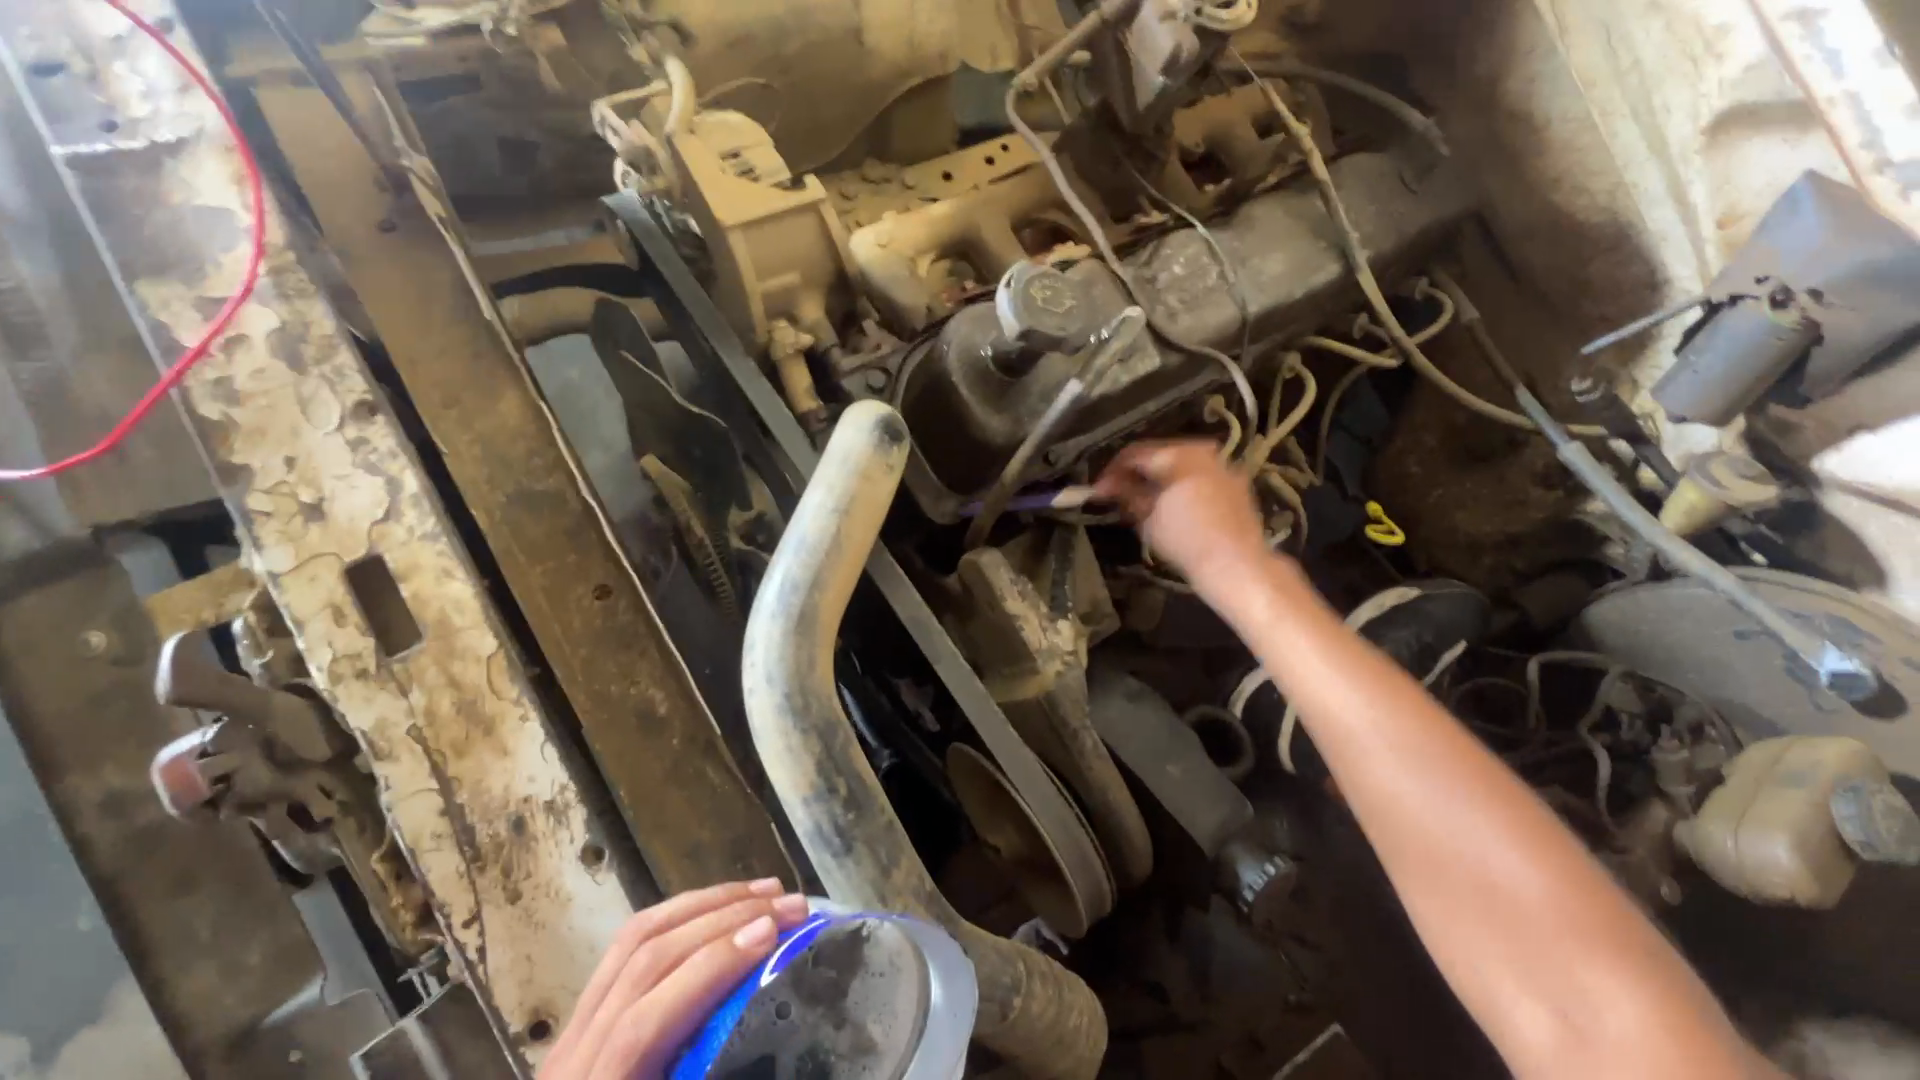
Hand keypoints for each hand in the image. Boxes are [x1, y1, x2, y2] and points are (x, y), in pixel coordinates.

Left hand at [540, 879, 812, 1079]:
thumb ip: (717, 1075)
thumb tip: (779, 1037)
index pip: (647, 1021)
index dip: (710, 970)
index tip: (772, 935)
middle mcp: (575, 1056)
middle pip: (644, 961)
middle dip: (723, 920)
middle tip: (791, 904)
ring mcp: (573, 1032)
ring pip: (634, 940)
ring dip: (706, 906)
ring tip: (765, 892)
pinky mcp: (582, 1018)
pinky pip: (627, 947)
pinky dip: (680, 916)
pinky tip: (719, 907)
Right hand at [1094, 440, 1272, 593]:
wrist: (1236, 564)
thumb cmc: (1186, 541)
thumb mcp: (1148, 519)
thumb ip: (1127, 494)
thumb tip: (1108, 485)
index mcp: (1178, 454)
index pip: (1134, 454)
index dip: (1112, 472)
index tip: (1099, 490)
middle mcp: (1203, 452)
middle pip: (1159, 455)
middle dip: (1137, 474)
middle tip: (1119, 495)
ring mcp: (1223, 466)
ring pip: (1181, 465)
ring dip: (1160, 479)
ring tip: (1145, 502)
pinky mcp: (1236, 484)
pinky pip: (1200, 477)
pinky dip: (1182, 486)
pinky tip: (1173, 507)